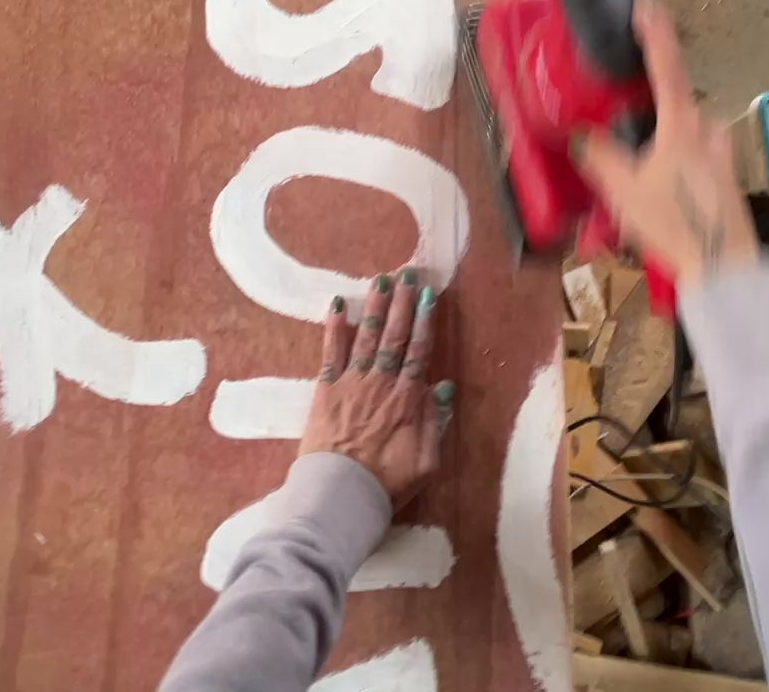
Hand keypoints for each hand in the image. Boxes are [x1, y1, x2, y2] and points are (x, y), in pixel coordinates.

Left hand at [298, 267, 456, 509]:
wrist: (338, 496)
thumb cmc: (385, 483)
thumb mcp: (425, 462)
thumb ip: (435, 423)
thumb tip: (443, 386)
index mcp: (407, 399)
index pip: (419, 351)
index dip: (425, 321)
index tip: (429, 294)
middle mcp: (381, 383)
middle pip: (395, 336)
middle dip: (402, 302)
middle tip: (407, 273)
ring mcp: (351, 382)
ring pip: (367, 337)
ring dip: (375, 307)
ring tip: (381, 280)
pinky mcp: (326, 389)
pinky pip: (331, 353)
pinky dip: (335, 328)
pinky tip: (337, 305)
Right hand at [575, 0, 756, 283]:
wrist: (722, 267)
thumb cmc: (673, 223)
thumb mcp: (623, 190)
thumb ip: (600, 155)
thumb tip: (583, 136)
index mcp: (681, 124)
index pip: (666, 64)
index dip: (654, 30)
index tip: (645, 3)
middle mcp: (706, 130)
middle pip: (673, 101)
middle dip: (648, 108)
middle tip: (621, 131)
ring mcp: (720, 153)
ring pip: (683, 131)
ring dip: (660, 141)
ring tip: (636, 175)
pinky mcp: (724, 175)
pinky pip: (693, 153)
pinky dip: (672, 161)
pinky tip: (659, 193)